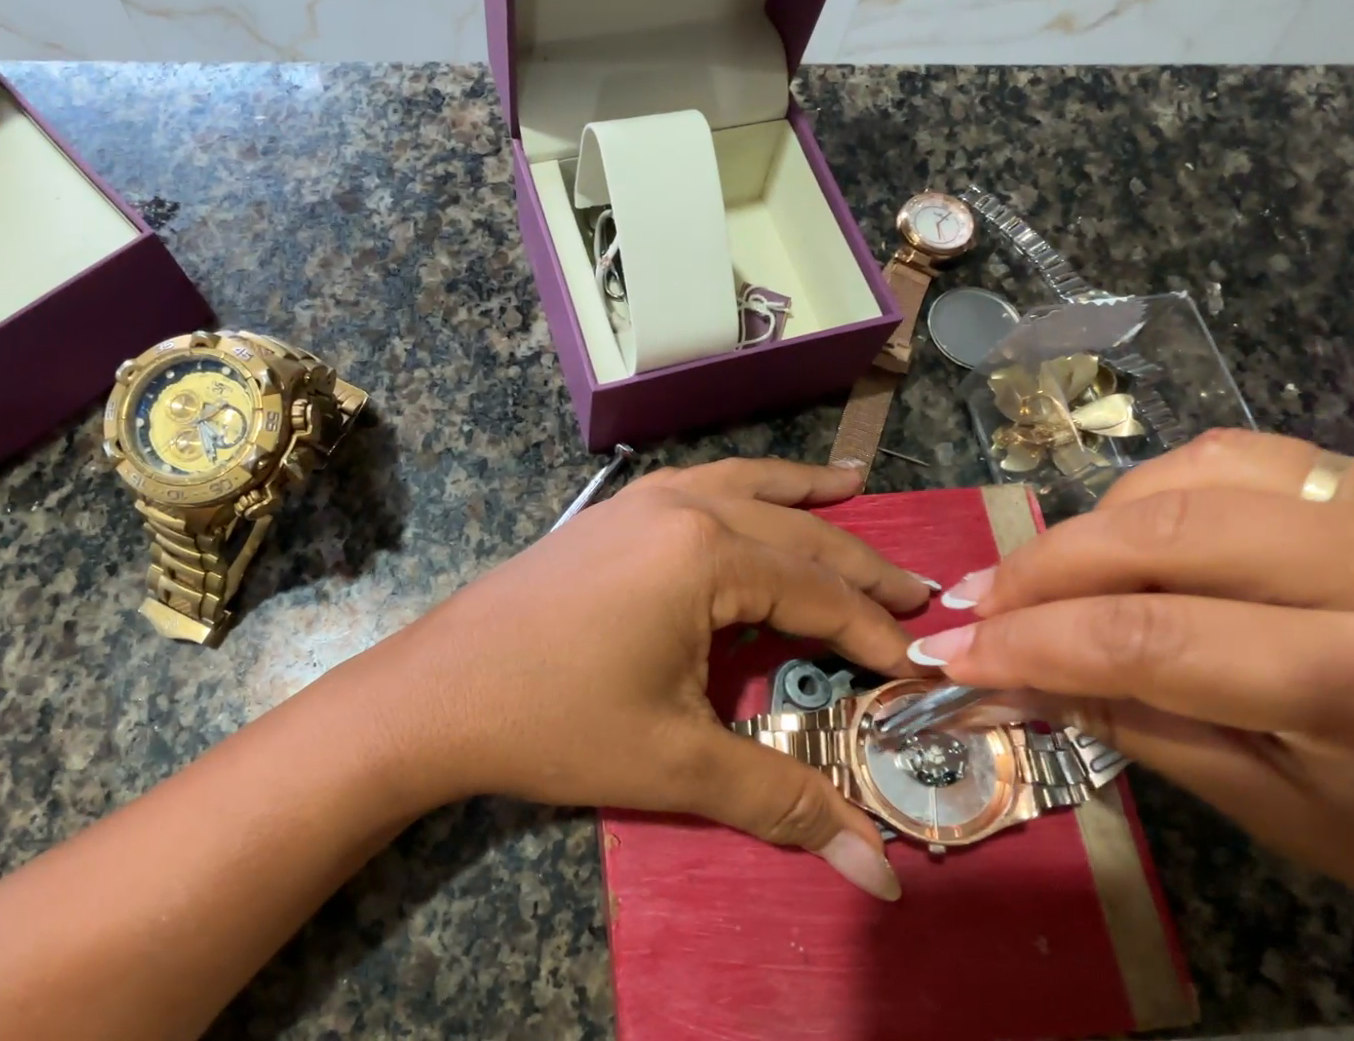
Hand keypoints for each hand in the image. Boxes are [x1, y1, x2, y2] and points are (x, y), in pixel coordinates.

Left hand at [354, 458, 933, 899]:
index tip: (918, 669)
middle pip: (795, 532)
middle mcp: (681, 507)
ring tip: (857, 486)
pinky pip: (698, 485)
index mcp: (706, 555)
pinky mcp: (607, 514)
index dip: (874, 637)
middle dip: (858, 566)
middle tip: (916, 595)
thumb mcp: (675, 765)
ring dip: (804, 497)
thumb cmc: (555, 723)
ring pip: (746, 486)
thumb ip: (782, 802)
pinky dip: (743, 484)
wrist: (434, 694)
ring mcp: (638, 500)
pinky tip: (752, 494)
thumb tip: (879, 868)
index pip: (819, 595)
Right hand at [905, 430, 1353, 958]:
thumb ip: (1152, 731)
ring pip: (1203, 471)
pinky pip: (1252, 457)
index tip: (951, 656)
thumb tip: (1023, 678)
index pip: (1161, 642)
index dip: (1033, 645)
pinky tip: (1126, 531)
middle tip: (974, 607)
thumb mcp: (1309, 822)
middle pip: (1171, 530)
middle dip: (1044, 569)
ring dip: (1093, 522)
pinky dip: (1157, 488)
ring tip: (1041, 575)